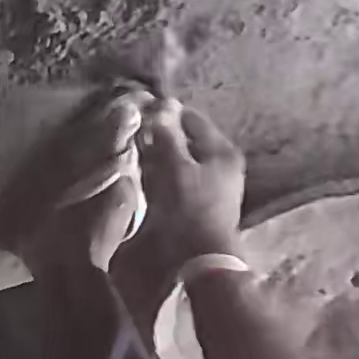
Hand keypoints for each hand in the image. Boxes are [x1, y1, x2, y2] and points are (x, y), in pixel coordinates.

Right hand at [136, 102, 245, 262]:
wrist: (202, 253)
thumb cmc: (189, 205)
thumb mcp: (174, 166)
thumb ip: (166, 135)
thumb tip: (161, 105)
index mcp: (221, 150)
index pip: (191, 118)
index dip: (165, 113)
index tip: (140, 113)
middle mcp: (223, 162)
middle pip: (187, 138)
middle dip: (161, 135)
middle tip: (135, 135)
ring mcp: (215, 181)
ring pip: (182, 156)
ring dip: (160, 154)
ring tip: (137, 155)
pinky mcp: (204, 197)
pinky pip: (181, 173)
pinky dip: (165, 170)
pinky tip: (148, 176)